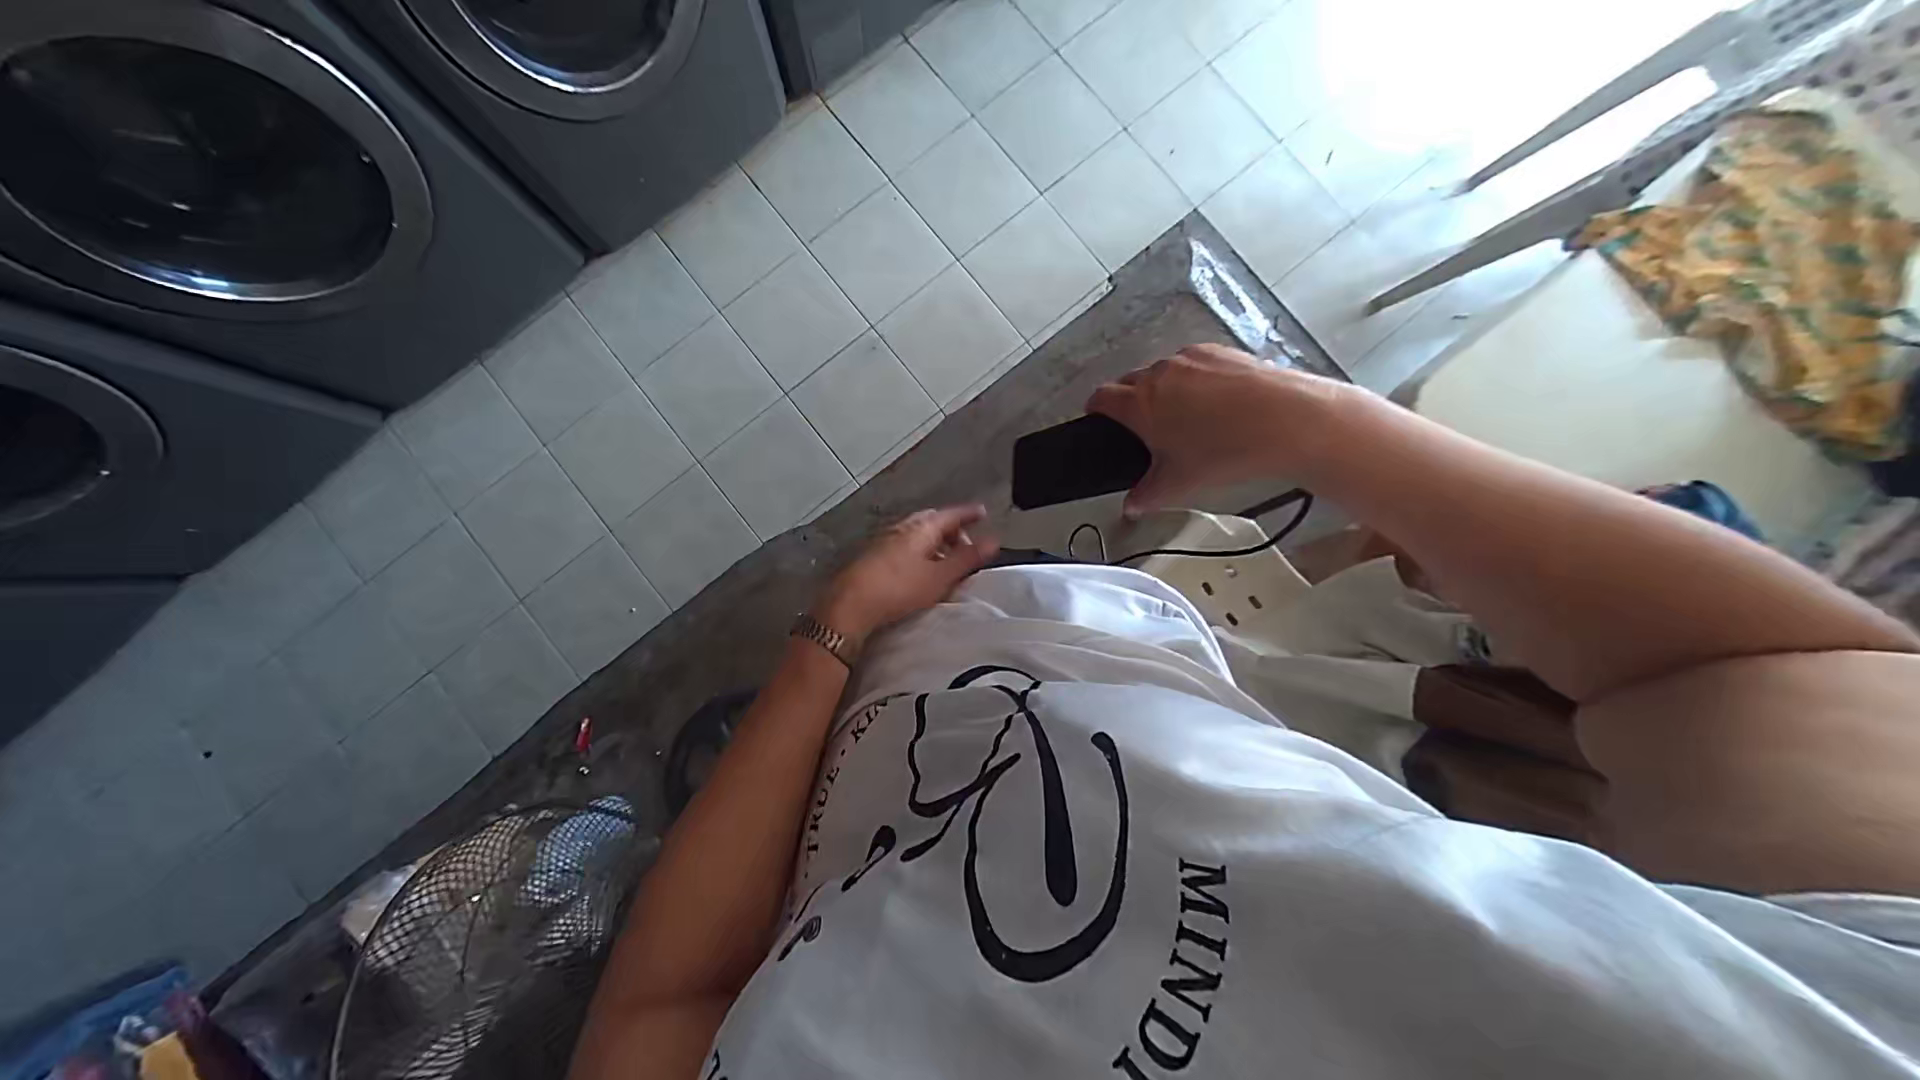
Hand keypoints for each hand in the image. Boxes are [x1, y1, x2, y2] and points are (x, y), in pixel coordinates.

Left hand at [814, 505, 999, 641]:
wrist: (850, 605)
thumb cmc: (898, 588)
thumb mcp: (939, 576)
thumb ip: (967, 559)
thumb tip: (993, 541)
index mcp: (921, 527)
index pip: (951, 514)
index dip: (968, 514)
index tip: (982, 513)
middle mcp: (902, 527)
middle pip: (932, 521)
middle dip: (951, 528)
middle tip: (965, 543)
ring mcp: (885, 540)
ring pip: (917, 533)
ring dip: (934, 541)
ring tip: (945, 559)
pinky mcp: (874, 556)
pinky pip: (905, 545)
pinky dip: (919, 550)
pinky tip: (920, 569)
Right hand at [1087, 344, 1348, 517]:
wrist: (1286, 421)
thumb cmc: (1227, 450)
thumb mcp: (1179, 484)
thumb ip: (1146, 496)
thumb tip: (1133, 506)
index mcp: (1138, 403)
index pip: (1100, 399)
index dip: (1095, 411)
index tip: (1100, 420)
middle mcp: (1159, 373)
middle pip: (1129, 383)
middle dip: (1131, 404)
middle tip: (1148, 431)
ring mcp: (1190, 359)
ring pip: (1163, 372)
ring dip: (1165, 391)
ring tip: (1187, 420)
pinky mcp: (1220, 352)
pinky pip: (1194, 364)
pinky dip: (1196, 380)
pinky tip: (1216, 404)